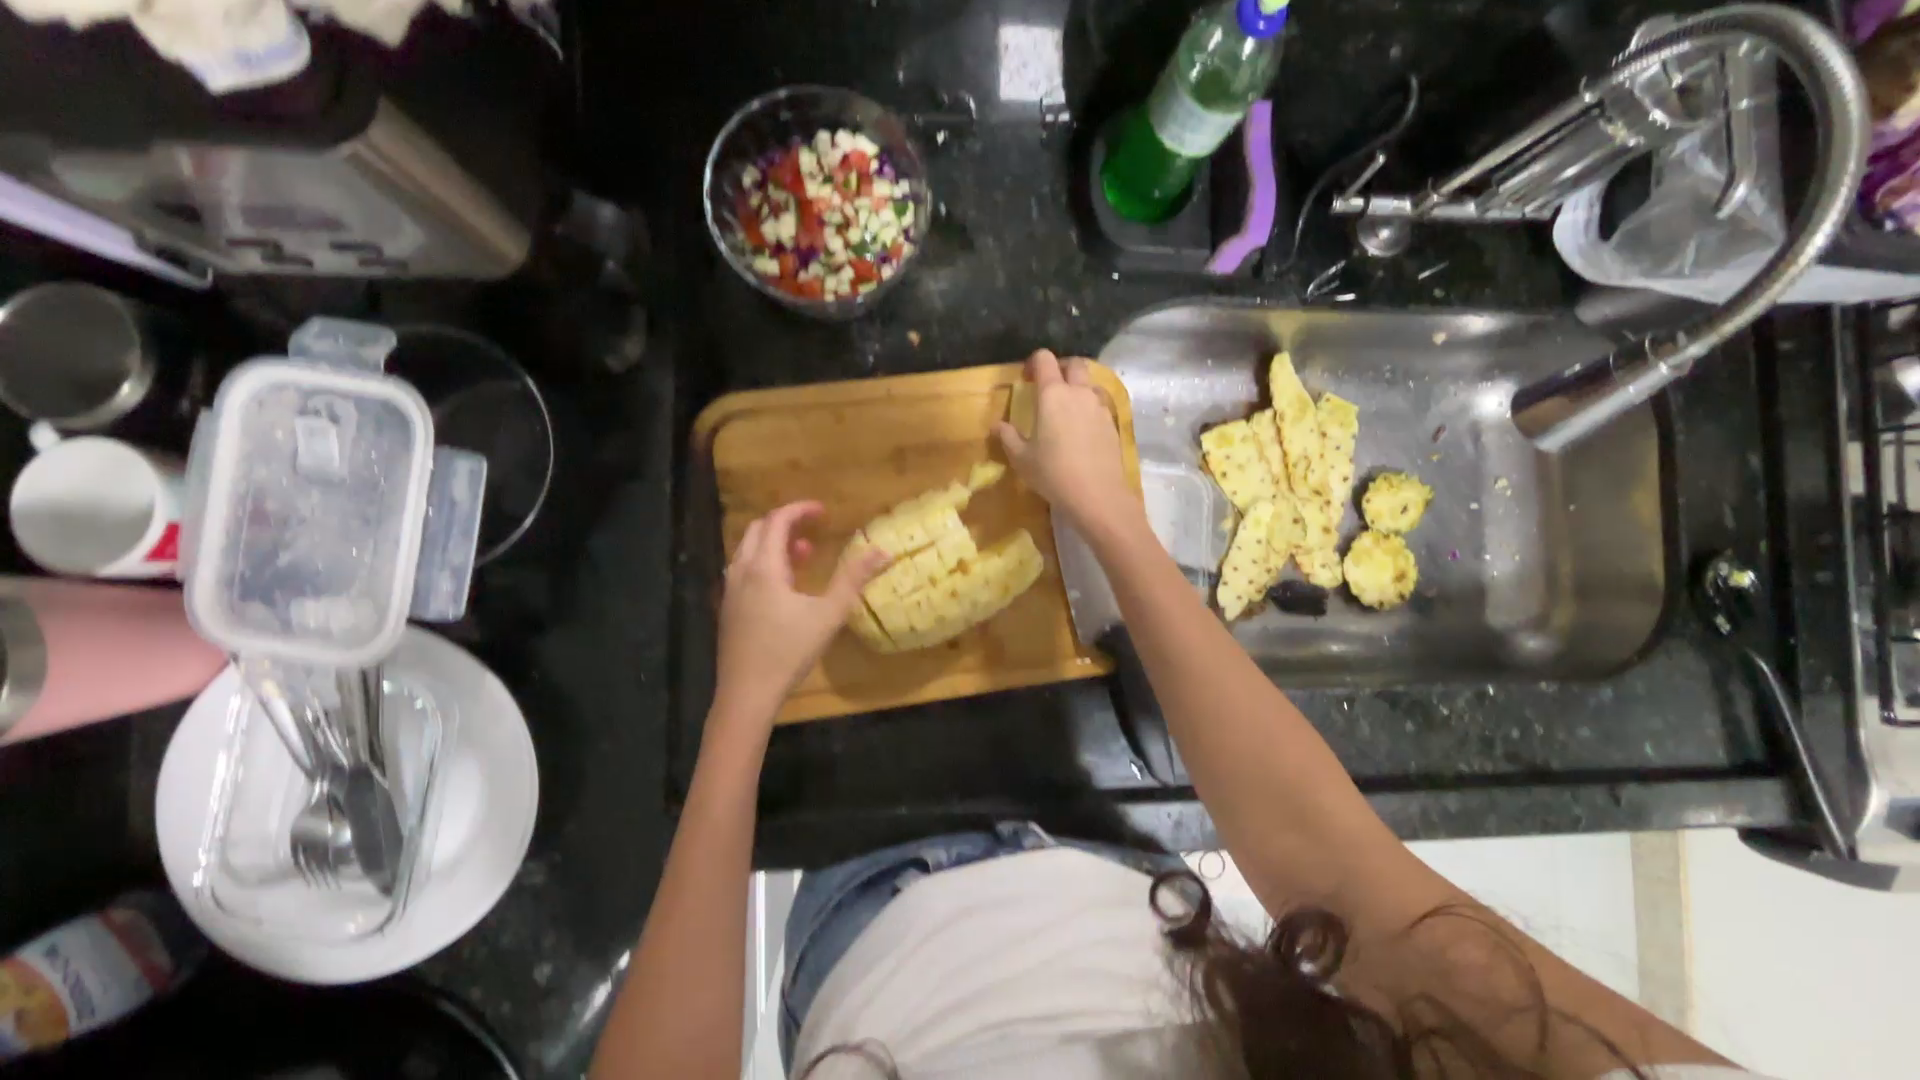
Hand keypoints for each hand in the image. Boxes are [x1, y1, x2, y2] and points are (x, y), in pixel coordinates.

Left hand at [713, 501, 889, 727]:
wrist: (746, 693)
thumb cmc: (789, 652)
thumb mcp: (828, 615)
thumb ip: (853, 579)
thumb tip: (883, 551)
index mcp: (763, 567)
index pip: (777, 521)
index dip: (800, 509)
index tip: (824, 511)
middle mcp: (741, 572)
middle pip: (758, 530)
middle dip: (786, 523)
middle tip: (814, 529)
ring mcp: (730, 591)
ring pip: (748, 551)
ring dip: (775, 544)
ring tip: (804, 555)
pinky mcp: (728, 610)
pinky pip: (744, 571)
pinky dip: (764, 564)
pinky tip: (785, 588)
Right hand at [994, 349, 1142, 534]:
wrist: (1097, 495)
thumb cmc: (1053, 473)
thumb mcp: (1022, 459)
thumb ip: (1008, 437)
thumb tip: (998, 426)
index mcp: (1053, 395)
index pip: (1045, 359)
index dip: (1034, 362)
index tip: (1026, 378)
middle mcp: (1079, 393)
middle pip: (1075, 364)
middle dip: (1061, 368)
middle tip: (1049, 386)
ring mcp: (1099, 407)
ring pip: (1090, 384)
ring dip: (1078, 388)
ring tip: (1066, 410)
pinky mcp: (1112, 424)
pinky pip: (1099, 406)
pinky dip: (1089, 409)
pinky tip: (1081, 431)